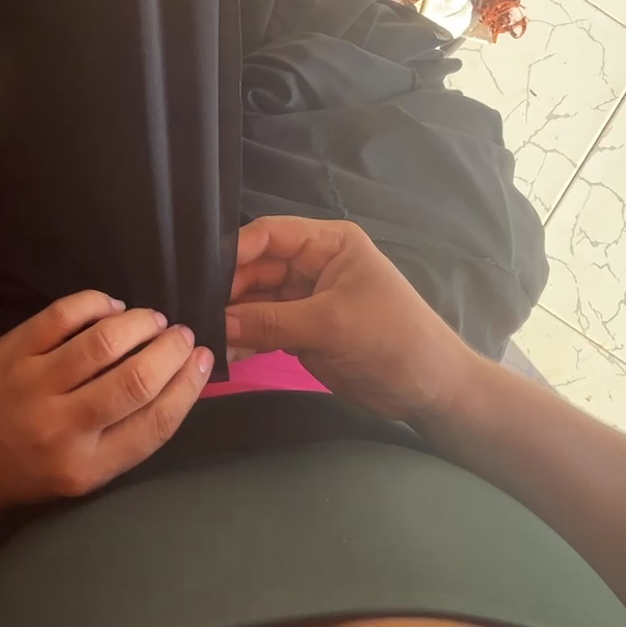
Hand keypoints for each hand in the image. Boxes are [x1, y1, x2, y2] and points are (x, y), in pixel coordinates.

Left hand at [0, 291, 213, 509]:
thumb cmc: (32, 468)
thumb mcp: (85, 472)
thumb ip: (128, 432)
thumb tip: (178, 377)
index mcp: (87, 466)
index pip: (154, 423)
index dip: (187, 386)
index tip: (203, 359)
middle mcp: (62, 428)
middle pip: (134, 380)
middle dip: (170, 350)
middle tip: (182, 334)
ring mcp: (33, 385)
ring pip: (102, 342)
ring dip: (139, 323)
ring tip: (153, 320)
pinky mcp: (11, 351)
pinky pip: (62, 315)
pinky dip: (95, 304)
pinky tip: (112, 307)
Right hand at [224, 216, 482, 422]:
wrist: (432, 391)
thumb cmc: (392, 339)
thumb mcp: (331, 325)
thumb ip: (271, 321)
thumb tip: (216, 324)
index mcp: (327, 244)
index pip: (270, 235)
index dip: (236, 250)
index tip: (200, 271)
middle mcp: (312, 264)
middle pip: (257, 267)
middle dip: (228, 288)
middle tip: (194, 309)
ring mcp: (304, 299)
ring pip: (256, 299)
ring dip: (231, 315)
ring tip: (201, 332)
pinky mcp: (300, 330)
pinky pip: (262, 326)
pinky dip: (244, 338)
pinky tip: (222, 351)